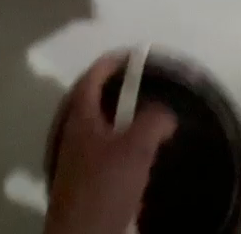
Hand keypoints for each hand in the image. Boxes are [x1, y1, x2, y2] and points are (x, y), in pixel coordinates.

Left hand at [46, 54, 177, 233]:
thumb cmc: (104, 186)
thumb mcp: (135, 149)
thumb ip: (152, 122)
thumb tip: (166, 111)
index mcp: (81, 117)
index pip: (92, 77)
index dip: (110, 62)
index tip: (131, 53)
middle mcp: (73, 134)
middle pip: (92, 101)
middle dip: (115, 90)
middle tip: (140, 87)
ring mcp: (75, 160)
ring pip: (98, 130)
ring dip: (119, 122)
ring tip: (144, 123)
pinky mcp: (83, 185)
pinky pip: (102, 155)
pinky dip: (119, 149)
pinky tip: (136, 162)